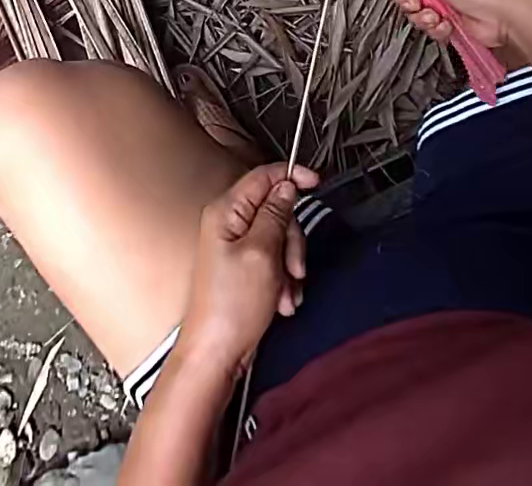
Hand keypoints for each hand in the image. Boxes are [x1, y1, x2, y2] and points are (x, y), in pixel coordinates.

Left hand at [179, 163, 320, 369]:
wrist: (215, 356)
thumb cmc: (230, 308)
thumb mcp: (262, 253)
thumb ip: (276, 214)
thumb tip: (287, 186)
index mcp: (226, 212)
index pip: (263, 176)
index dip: (291, 175)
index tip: (316, 181)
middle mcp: (228, 223)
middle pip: (276, 209)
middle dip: (292, 238)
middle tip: (294, 266)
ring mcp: (235, 245)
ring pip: (279, 235)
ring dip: (290, 263)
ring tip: (286, 291)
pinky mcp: (243, 266)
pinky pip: (275, 258)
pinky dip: (284, 278)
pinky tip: (282, 299)